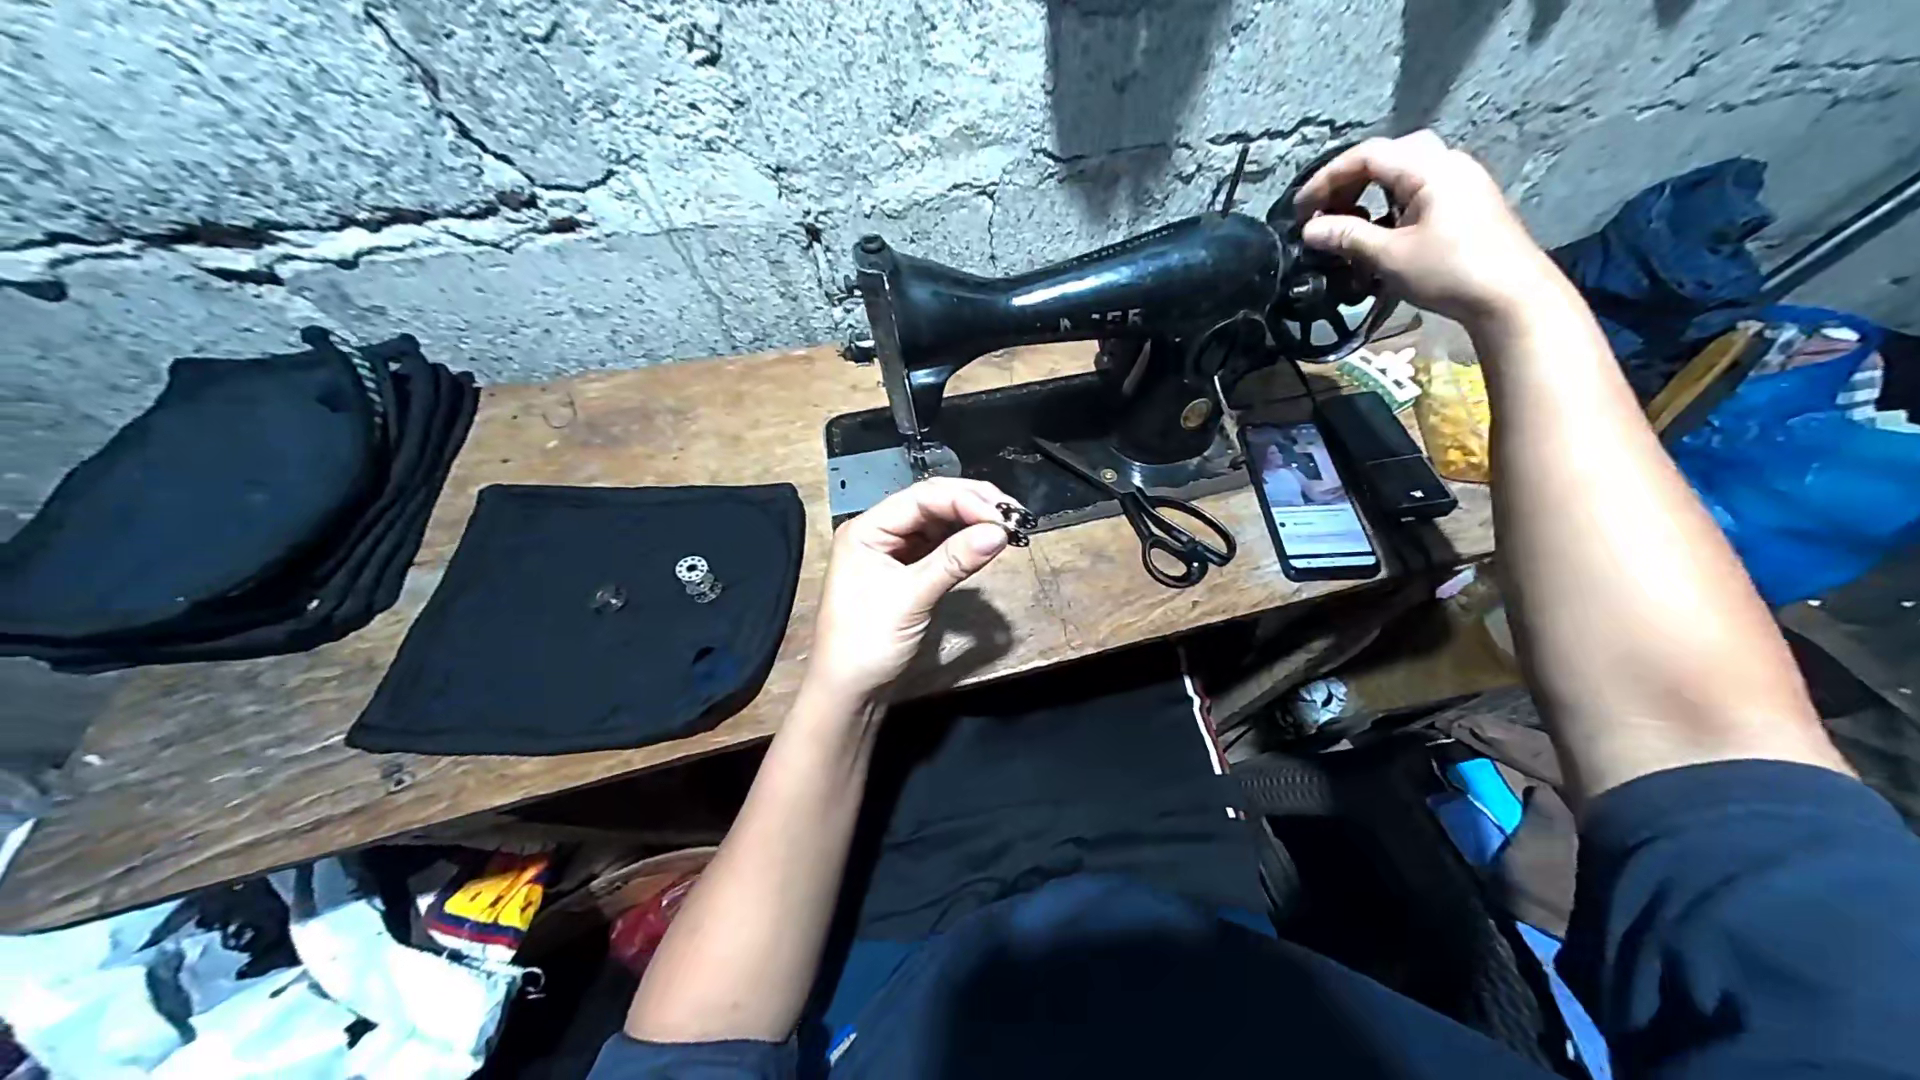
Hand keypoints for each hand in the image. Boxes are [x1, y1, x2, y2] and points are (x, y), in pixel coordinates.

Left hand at [803, 477, 1017, 707]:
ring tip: (1008, 525)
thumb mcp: (911, 598)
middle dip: (973, 505)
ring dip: (973, 521)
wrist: (849, 691)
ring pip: (940, 523)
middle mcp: (880, 532)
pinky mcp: (909, 572)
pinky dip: (965, 542)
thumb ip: (954, 561)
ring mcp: (895, 552)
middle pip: (932, 503)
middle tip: (1013, 514)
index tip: (1003, 515)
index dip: (965, 500)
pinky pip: (941, 546)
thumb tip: (1000, 532)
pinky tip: (987, 541)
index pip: (922, 498)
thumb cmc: (866, 643)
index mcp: (867, 529)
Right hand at [1294, 130, 1566, 329]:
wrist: (1509, 295)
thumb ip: (1347, 237)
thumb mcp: (1388, 256)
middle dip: (1348, 181)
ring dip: (1367, 193)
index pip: (1368, 155)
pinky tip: (1376, 230)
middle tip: (1322, 212)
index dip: (1327, 178)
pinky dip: (1387, 203)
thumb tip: (1309, 230)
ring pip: (1402, 172)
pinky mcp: (1464, 202)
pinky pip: (1417, 189)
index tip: (1301, 208)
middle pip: (1386, 156)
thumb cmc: (1448, 271)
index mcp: (1429, 168)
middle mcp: (1447, 163)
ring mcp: (1460, 181)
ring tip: (1344, 223)